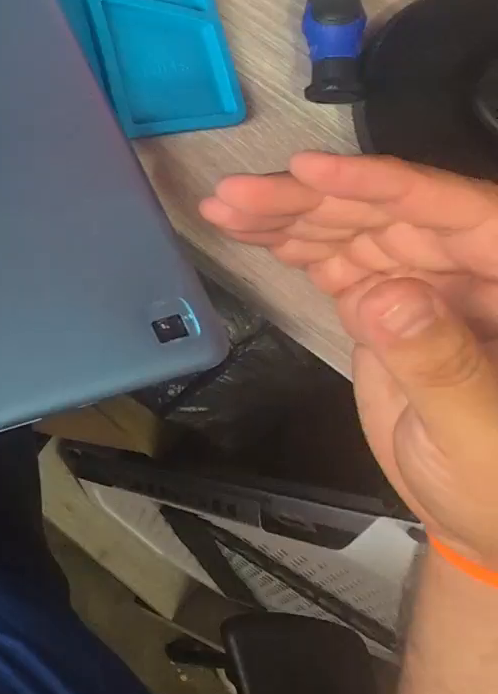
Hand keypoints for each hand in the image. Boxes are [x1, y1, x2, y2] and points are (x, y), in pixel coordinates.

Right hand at [202, 153, 497, 564]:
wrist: (488, 525)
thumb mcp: (478, 436)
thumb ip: (441, 362)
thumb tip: (388, 292)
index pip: (466, 218)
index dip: (387, 185)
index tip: (312, 168)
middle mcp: (482, 278)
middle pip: (394, 216)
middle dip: (311, 200)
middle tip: (233, 194)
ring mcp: (434, 290)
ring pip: (355, 231)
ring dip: (286, 215)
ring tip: (221, 206)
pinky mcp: (387, 304)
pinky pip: (335, 260)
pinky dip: (286, 243)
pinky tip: (243, 230)